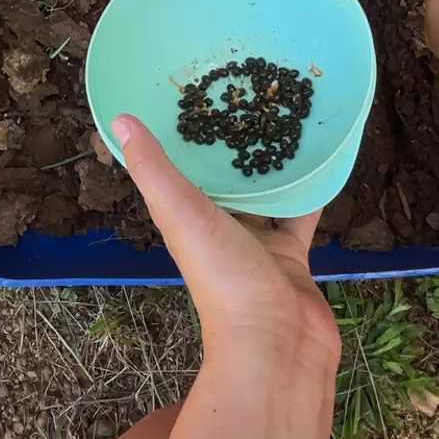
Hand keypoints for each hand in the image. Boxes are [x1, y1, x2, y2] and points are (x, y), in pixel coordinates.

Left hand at [111, 115, 339, 372]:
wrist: (279, 344)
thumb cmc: (224, 277)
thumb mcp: (183, 214)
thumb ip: (154, 169)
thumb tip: (118, 120)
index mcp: (186, 217)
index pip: (179, 168)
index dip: (182, 135)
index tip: (191, 94)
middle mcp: (218, 228)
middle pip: (222, 179)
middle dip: (230, 145)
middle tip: (246, 97)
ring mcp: (257, 243)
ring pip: (262, 194)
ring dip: (269, 164)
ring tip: (281, 118)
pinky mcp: (292, 255)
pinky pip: (300, 214)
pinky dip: (308, 191)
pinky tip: (320, 160)